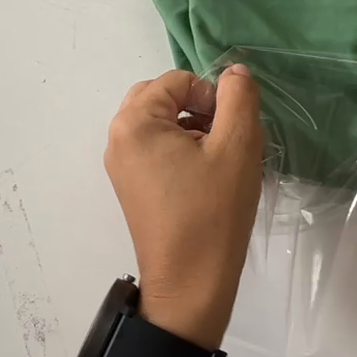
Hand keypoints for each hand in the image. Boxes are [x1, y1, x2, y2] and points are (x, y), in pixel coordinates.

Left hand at [103, 65, 263, 348]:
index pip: (177, 80)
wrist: (190, 283)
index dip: (211, 95)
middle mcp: (118, 138)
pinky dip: (180, 151)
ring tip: (219, 161)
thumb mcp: (237, 146)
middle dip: (197, 108)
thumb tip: (234, 72)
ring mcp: (120, 166)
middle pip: (161, 98)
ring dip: (191, 129)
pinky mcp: (130, 188)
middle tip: (225, 139)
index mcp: (135, 122)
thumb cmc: (214, 212)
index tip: (232, 129)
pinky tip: (205, 179)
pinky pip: (154, 150)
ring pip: (159, 124)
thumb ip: (238, 98)